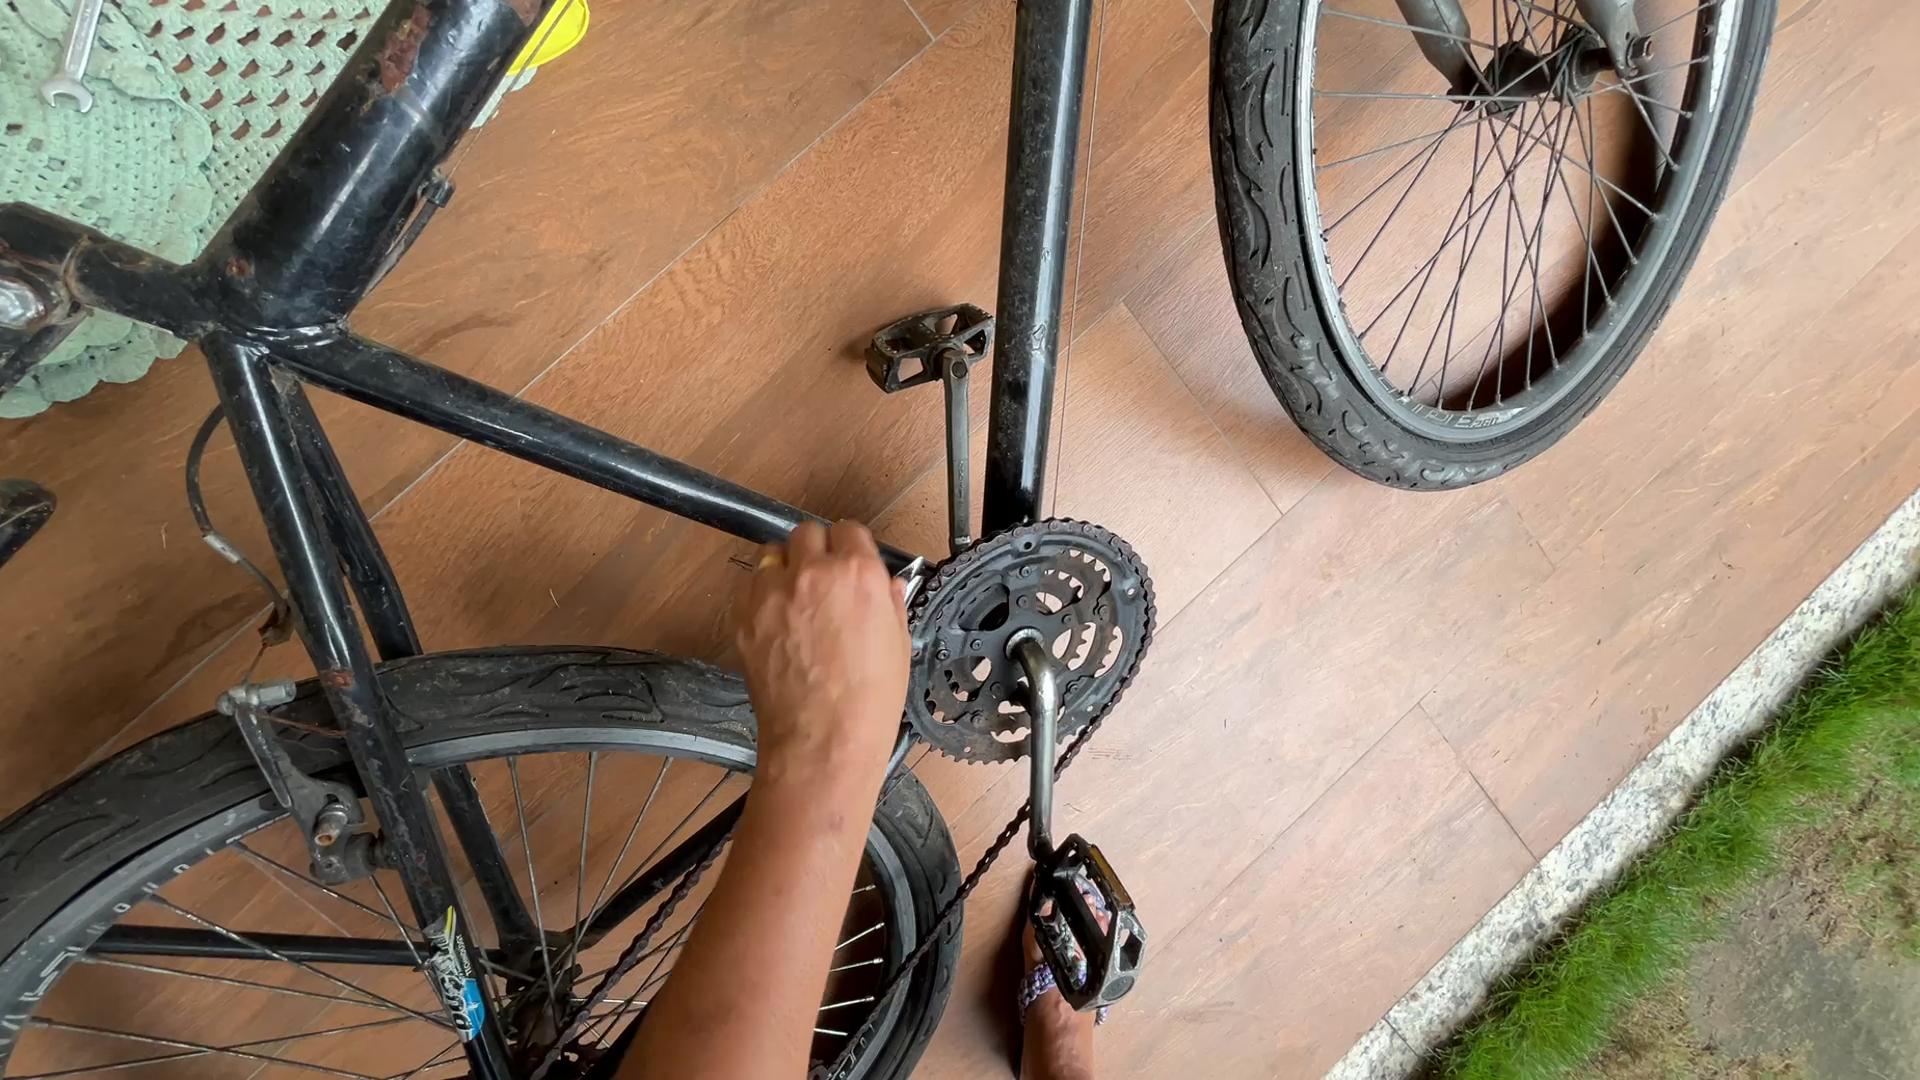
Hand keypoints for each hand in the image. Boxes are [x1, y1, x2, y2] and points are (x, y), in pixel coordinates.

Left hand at [731, 520, 908, 794]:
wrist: (823, 739)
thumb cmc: (870, 697)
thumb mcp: (898, 642)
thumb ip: (889, 601)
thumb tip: (886, 584)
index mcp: (858, 573)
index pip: (849, 529)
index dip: (852, 547)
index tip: (851, 562)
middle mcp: (813, 572)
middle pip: (807, 533)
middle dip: (817, 551)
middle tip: (823, 580)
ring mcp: (772, 592)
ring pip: (773, 552)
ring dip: (785, 566)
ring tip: (795, 597)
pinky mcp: (744, 616)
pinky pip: (750, 585)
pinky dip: (761, 594)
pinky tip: (776, 621)